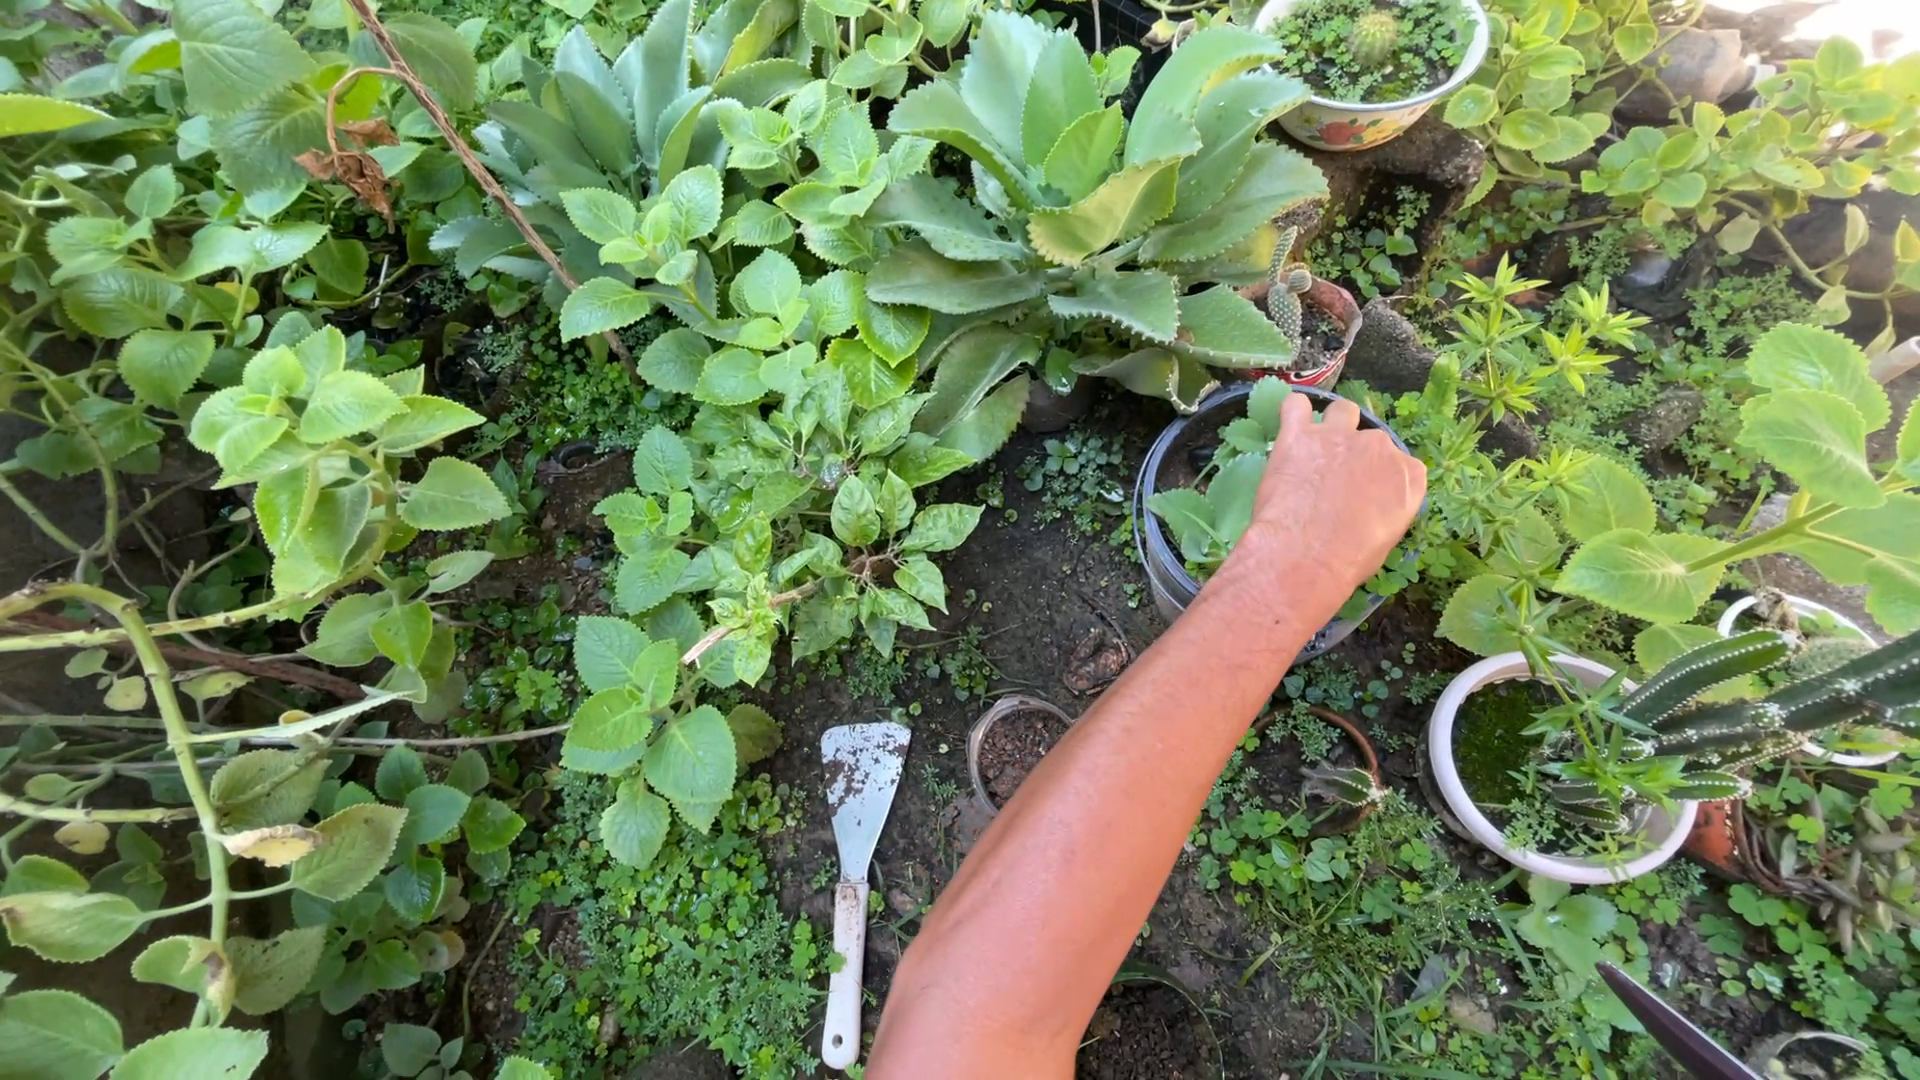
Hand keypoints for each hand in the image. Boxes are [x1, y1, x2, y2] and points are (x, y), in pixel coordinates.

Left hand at [1214, 391, 1426, 613]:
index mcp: (1408, 475)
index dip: (1377, 477)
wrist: (1306, 554)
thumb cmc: (1347, 560)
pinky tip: (1287, 427)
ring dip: (1330, 425)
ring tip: (1313, 449)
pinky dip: (1292, 414)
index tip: (1360, 493)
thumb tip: (1368, 510)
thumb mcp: (1384, 540)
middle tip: (1330, 480)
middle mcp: (1378, 447)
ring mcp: (1338, 437)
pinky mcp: (1299, 435)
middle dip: (1353, 455)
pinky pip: (1295, 406)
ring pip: (1342, 411)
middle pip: (1369, 439)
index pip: (1399, 464)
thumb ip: (1383, 510)